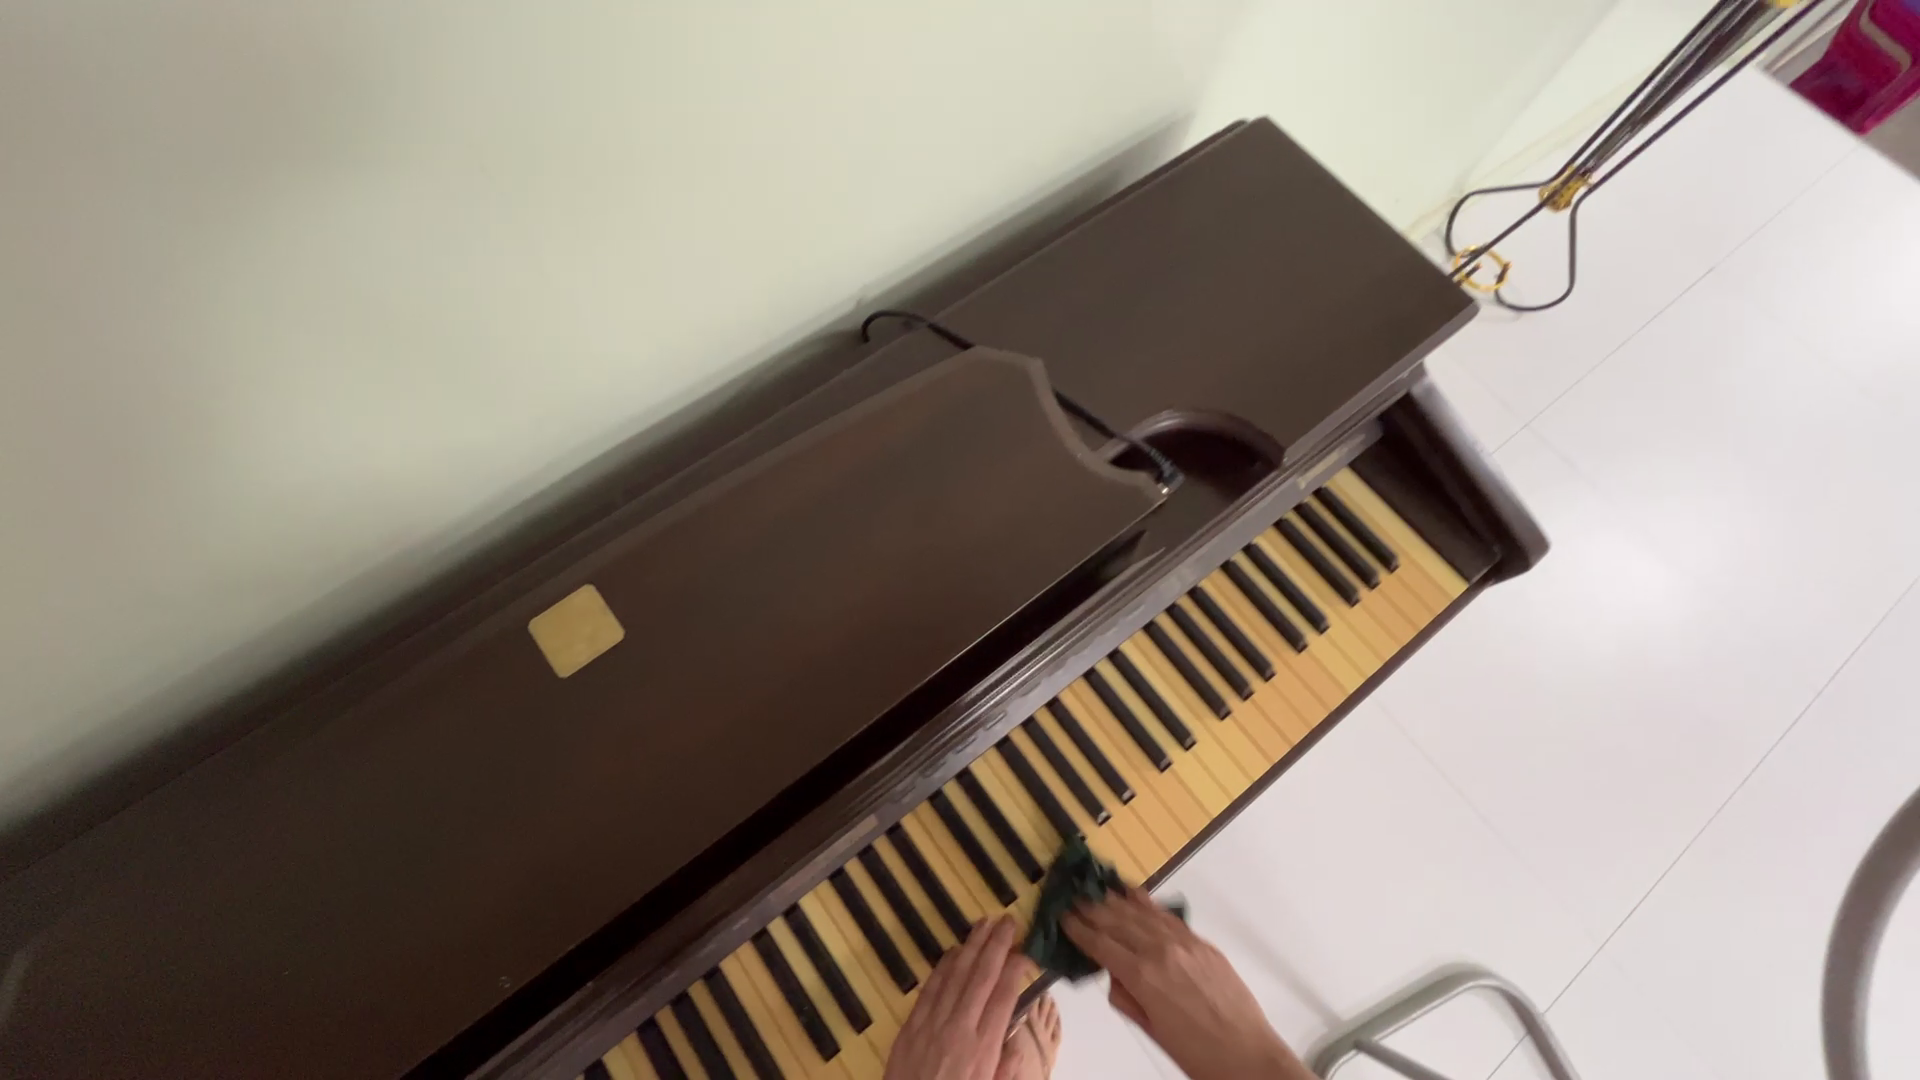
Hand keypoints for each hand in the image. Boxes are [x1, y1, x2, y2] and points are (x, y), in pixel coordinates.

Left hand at [883, 916, 1034, 1079]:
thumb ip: (1004, 1072)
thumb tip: (1014, 1041)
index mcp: (982, 1050)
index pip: (1003, 997)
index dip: (1015, 969)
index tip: (1026, 950)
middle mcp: (958, 1030)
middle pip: (980, 977)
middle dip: (996, 945)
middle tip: (1008, 921)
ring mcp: (931, 1026)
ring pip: (955, 975)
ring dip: (971, 947)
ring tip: (984, 924)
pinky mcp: (909, 1029)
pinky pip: (929, 989)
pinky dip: (943, 967)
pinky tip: (953, 952)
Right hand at [1064, 890, 1309, 1079]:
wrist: (1249, 1057)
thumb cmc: (1198, 1054)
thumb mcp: (1152, 1031)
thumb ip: (1128, 997)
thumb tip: (1114, 973)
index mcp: (1143, 976)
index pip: (1101, 945)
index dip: (1079, 929)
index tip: (1063, 916)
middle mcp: (1159, 951)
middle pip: (1117, 921)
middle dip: (1092, 909)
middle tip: (1072, 897)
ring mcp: (1183, 942)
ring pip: (1141, 913)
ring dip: (1115, 900)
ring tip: (1097, 889)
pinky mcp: (1201, 942)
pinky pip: (1167, 915)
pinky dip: (1147, 903)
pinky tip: (1134, 893)